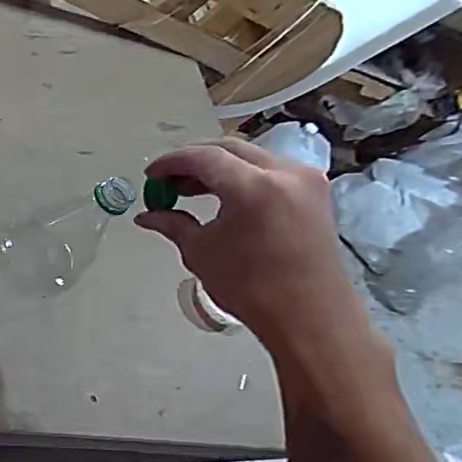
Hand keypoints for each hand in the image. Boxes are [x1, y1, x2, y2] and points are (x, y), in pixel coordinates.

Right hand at [135, 139, 362, 345]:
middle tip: (168, 179)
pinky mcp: (314, 191)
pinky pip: (270, 170)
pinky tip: (223, 196)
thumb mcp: (201, 251)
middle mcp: (284, 173)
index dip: (171, 162)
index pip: (204, 158)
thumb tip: (147, 215)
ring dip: (218, 167)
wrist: (307, 312)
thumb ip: (172, 224)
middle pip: (229, 149)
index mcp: (253, 187)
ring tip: (191, 189)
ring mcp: (305, 180)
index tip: (151, 174)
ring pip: (251, 157)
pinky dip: (242, 175)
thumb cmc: (250, 286)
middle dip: (194, 160)